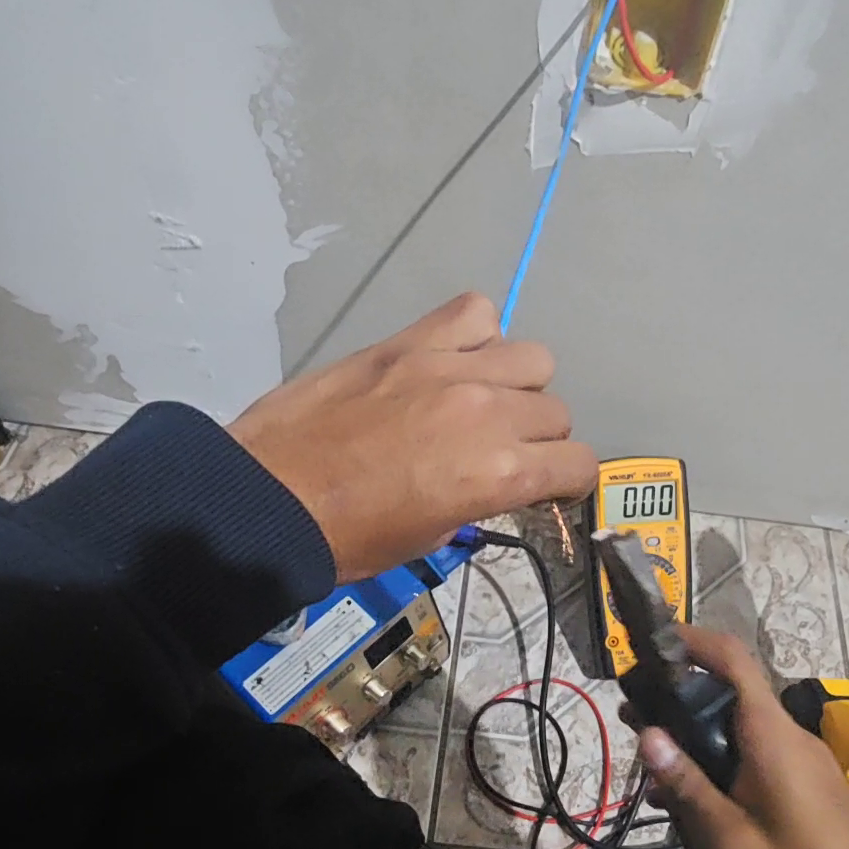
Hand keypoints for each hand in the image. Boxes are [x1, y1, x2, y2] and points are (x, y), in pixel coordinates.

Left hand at [228, 293, 595, 581]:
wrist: (269, 498)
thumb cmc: (349, 537)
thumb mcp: (430, 536)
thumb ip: (480, 498)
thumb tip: (492, 477)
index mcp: (500, 474)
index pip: (579, 463)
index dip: (567, 480)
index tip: (546, 484)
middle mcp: (491, 414)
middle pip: (557, 412)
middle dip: (539, 439)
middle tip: (499, 450)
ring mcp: (451, 368)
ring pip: (532, 358)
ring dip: (517, 385)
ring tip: (480, 399)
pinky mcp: (411, 341)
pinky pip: (474, 312)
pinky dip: (475, 334)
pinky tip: (452, 359)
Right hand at [636, 627, 848, 848]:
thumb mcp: (731, 846)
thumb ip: (689, 785)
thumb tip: (647, 732)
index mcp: (775, 739)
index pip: (734, 660)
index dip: (692, 640)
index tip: (649, 644)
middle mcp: (793, 741)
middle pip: (730, 700)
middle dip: (679, 709)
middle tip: (634, 730)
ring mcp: (806, 768)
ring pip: (740, 737)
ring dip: (698, 752)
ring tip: (659, 787)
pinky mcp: (811, 794)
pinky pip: (758, 765)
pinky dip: (722, 776)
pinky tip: (698, 817)